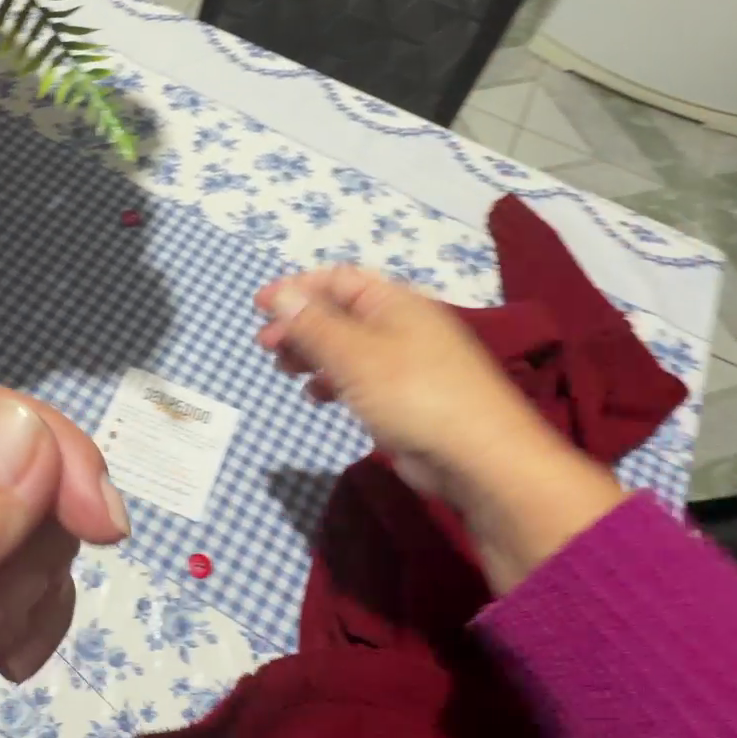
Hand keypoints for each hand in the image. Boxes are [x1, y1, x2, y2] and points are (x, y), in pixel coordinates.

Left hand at [0, 385, 131, 737]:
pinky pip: (36, 580)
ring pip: (36, 523)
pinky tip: (4, 664)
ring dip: (37, 585)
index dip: (48, 447)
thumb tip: (29, 427)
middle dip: (41, 534)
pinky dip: (40, 618)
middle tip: (11, 611)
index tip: (97, 520)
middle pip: (18, 465)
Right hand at [255, 266, 623, 590]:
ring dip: (311, 354)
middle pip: (339, 313)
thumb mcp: (354, 354)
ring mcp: (404, 363)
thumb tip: (280, 294)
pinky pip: (359, 379)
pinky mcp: (404, 398)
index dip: (296, 287)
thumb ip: (313, 324)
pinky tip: (315, 397)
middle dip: (299, 324)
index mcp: (394, 303)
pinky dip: (333, 382)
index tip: (258, 306)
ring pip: (346, 348)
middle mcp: (399, 326)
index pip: (338, 279)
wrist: (478, 459)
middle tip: (265, 345)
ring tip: (284, 371)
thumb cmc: (413, 395)